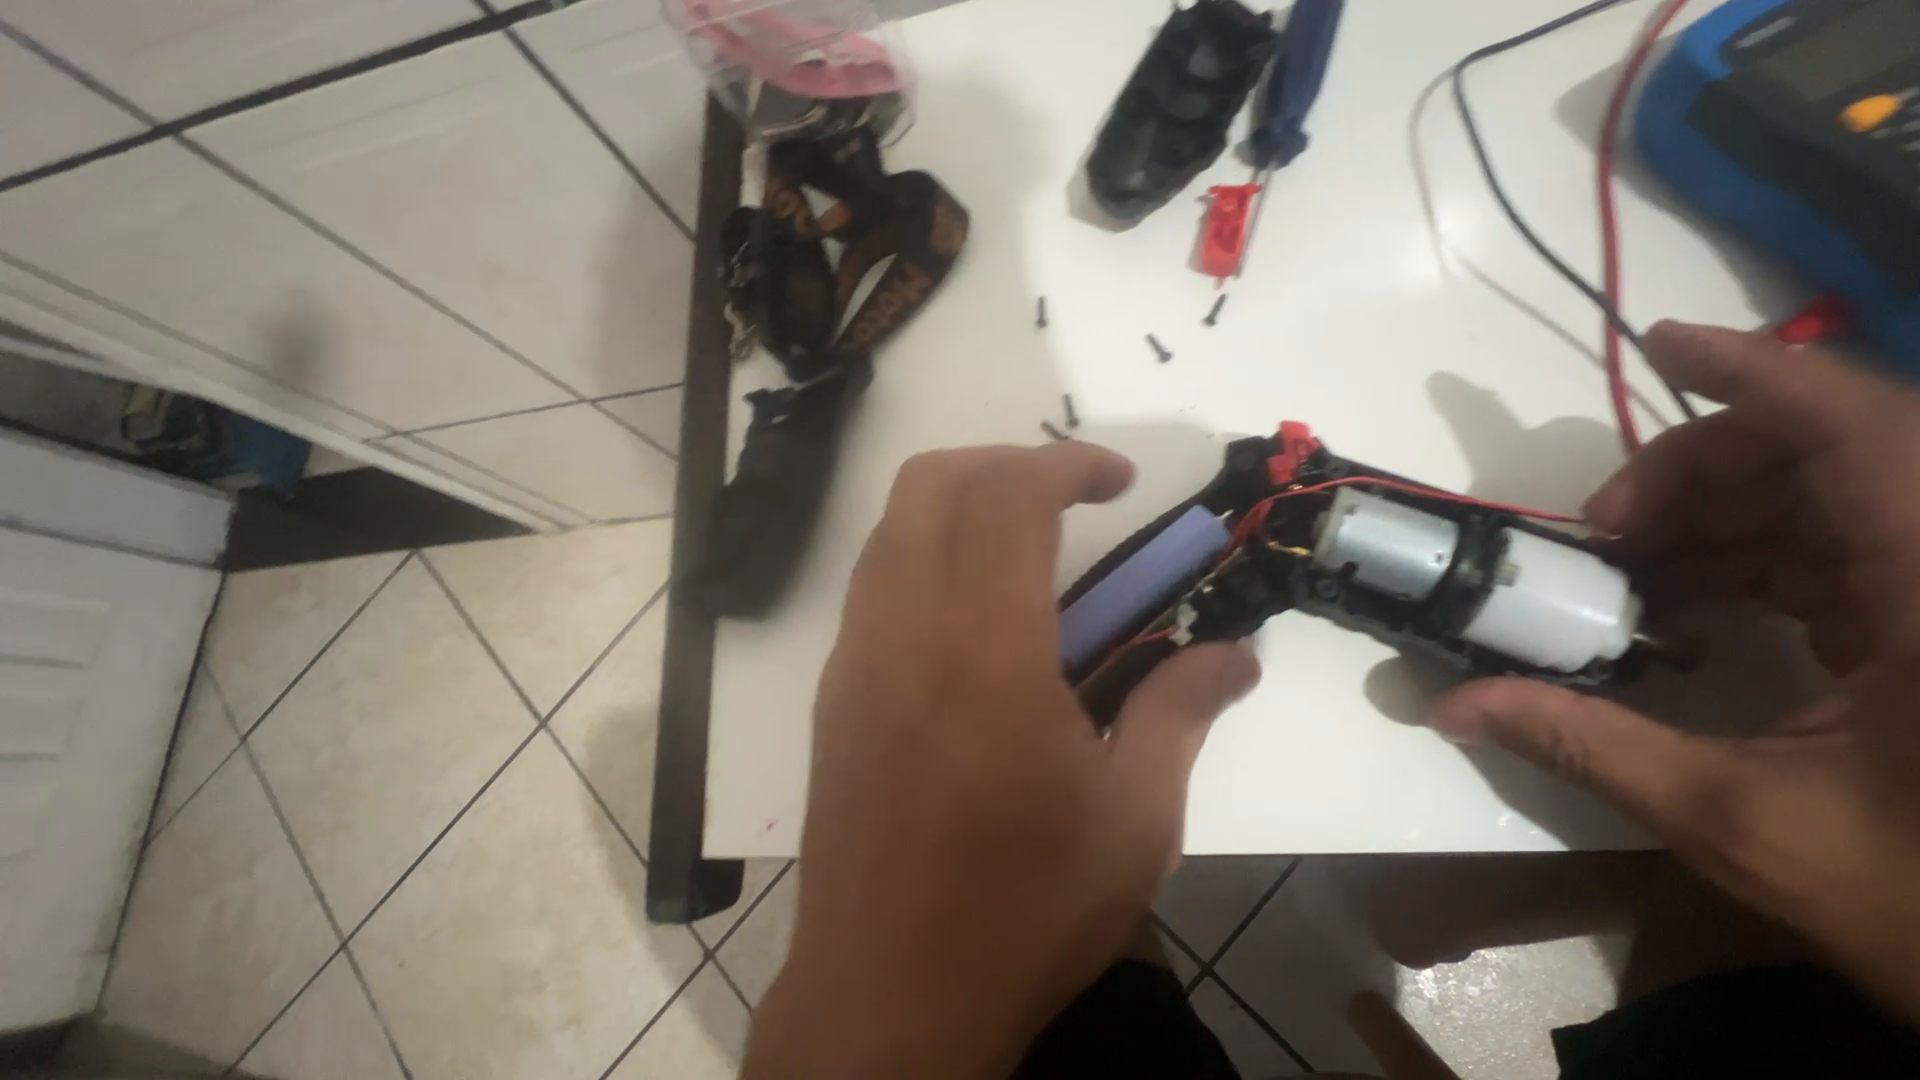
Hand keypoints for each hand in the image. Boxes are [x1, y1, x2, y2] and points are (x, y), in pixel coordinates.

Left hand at [744, 442, 1259, 1079]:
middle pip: (932, 483)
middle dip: (1005, 462)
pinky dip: (923, 556)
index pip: (1010, 496)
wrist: (888, 992)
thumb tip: (1235, 655)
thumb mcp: (1134, 818)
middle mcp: (904, 629)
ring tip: (1024, 549)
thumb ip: (1182, 711)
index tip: (1116, 479)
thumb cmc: (1022, 908)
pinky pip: (873, 583)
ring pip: (892, 527)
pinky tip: (973, 621)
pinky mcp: (833, 693)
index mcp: (985, 647)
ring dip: (957, 504)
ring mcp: (855, 657)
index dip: (1066, 461)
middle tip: (1067, 497)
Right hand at [1430, 322, 1919, 1020]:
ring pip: (1832, 497)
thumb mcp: (1734, 820)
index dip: (1755, 371)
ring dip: (1715, 518)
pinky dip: (1755, 560)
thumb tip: (1451, 705)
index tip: (1656, 342)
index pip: (1857, 433)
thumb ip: (1584, 743)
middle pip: (1826, 454)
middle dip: (1695, 472)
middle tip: (1601, 530)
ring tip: (1627, 573)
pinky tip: (1688, 605)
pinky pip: (1848, 548)